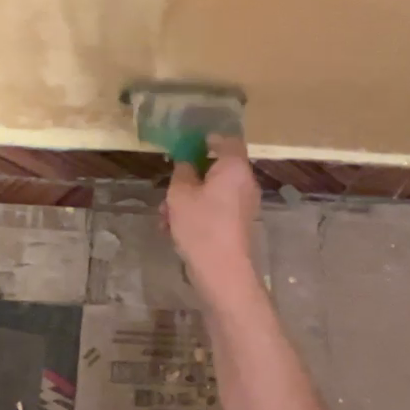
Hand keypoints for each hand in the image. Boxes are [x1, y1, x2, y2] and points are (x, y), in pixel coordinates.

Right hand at [164, 135, 260, 291]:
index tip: (189, 143)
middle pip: (218, 168)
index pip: (228, 140)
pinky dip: (197, 212)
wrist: (222, 271)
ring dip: (188, 198)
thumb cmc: (201, 225)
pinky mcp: (239, 223)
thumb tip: (187, 163)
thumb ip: (182, 171)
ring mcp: (244, 204)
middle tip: (169, 186)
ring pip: (213, 191)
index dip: (209, 138)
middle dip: (190, 176)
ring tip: (165, 215)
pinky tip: (173, 229)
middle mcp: (245, 182)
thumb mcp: (180, 194)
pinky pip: (217, 208)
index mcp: (234, 167)